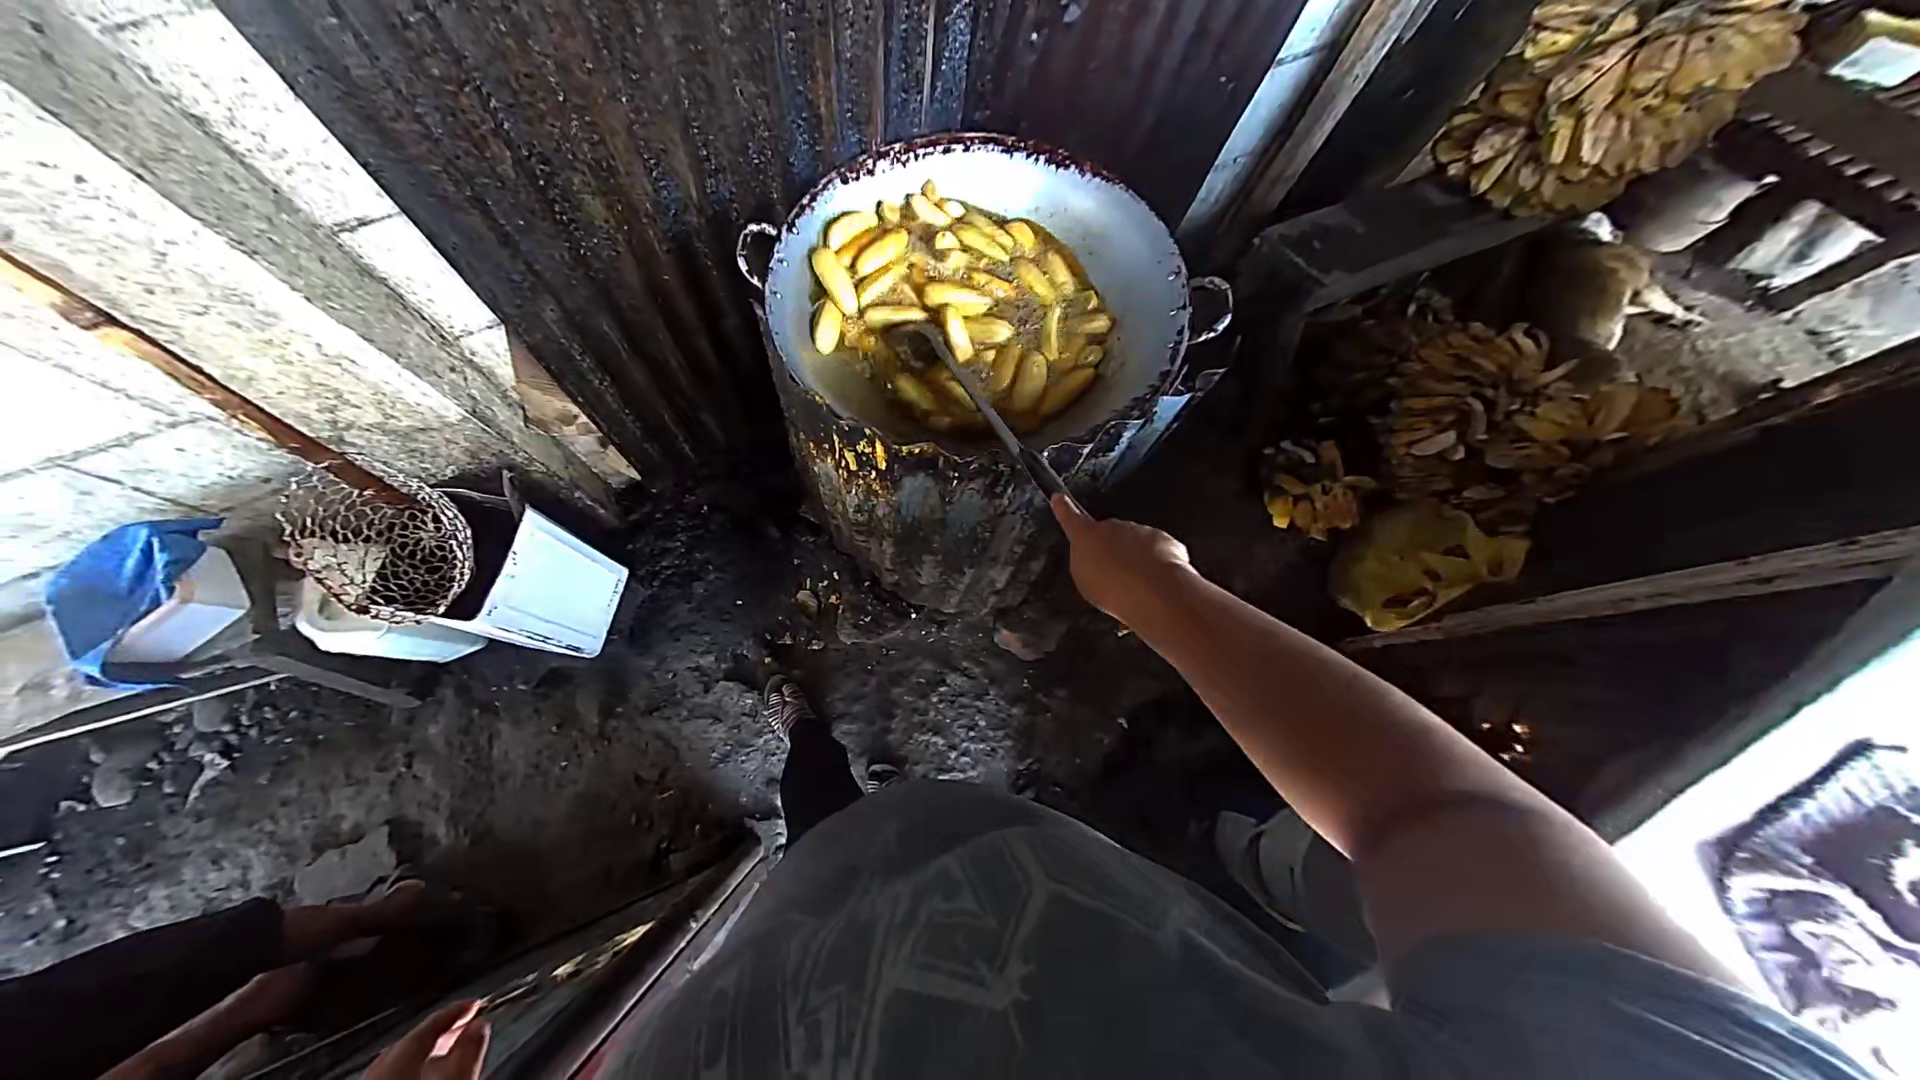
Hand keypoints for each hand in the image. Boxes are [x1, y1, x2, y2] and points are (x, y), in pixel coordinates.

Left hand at [367, 1000, 489, 1079]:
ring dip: (427, 1050)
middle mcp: (376, 1069)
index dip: (458, 1009)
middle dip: (441, 1030)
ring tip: (451, 1050)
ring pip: (399, 1060)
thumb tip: (479, 1024)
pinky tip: (428, 1073)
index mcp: (397, 1057)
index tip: (477, 1003)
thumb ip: (470, 1048)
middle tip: (467, 1023)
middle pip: (411, 1040)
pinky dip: (411, 1068)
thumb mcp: (457, 1078)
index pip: (431, 1021)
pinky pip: (392, 1074)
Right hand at [1050, 494, 1194, 622]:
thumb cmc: (1111, 588)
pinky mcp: (1165, 540)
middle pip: (1110, 536)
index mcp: (1087, 536)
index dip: (1063, 508)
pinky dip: (1158, 567)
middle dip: (1112, 552)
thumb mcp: (1084, 581)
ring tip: (1135, 587)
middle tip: (1113, 578)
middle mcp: (1114, 527)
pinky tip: (1155, 585)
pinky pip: (1159, 553)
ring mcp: (1141, 531)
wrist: (1152, 592)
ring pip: (1136, 545)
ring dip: (1136, 562)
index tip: (1058, 497)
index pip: (1071, 518)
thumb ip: (1086, 563)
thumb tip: (1093, 560)